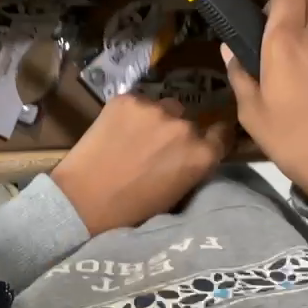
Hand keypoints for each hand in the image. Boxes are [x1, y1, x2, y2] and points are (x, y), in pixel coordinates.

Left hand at [52, 94, 235, 233]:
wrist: (84, 199)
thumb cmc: (132, 208)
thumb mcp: (177, 193)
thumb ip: (192, 166)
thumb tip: (194, 152)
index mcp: (201, 154)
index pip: (222, 133)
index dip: (212, 136)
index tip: (201, 140)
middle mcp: (184, 127)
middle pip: (189, 120)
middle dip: (176, 132)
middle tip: (156, 147)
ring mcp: (154, 109)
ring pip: (163, 107)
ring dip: (155, 119)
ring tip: (134, 137)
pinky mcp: (127, 99)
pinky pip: (138, 102)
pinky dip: (131, 113)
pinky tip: (117, 130)